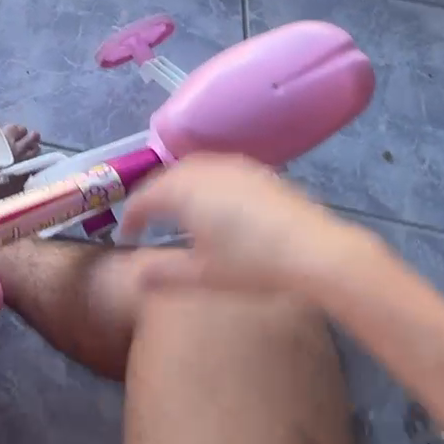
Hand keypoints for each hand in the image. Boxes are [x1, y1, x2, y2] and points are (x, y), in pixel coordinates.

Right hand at [116, 153, 377, 297]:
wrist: (316, 251)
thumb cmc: (253, 264)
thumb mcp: (203, 275)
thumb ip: (164, 273)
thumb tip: (135, 277)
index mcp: (181, 191)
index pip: (144, 198)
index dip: (132, 217)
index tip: (127, 235)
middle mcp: (201, 170)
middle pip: (165, 178)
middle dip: (152, 196)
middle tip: (148, 219)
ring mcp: (230, 166)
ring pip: (191, 169)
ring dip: (177, 186)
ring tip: (178, 209)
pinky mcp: (255, 170)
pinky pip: (216, 169)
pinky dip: (204, 182)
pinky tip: (214, 203)